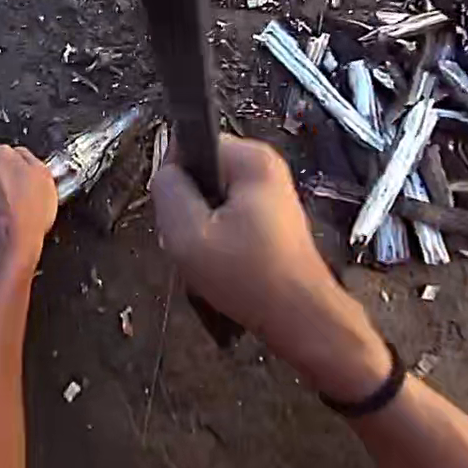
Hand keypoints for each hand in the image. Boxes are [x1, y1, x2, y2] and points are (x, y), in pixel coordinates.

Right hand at [152, 135, 389, 403]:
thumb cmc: (246, 277)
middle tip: (193, 241)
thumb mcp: (187, 233)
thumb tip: (166, 171)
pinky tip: (221, 261)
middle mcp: (264, 165)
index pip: (188, 145)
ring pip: (210, 194)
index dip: (175, 179)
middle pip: (200, 170)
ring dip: (199, 224)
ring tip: (207, 255)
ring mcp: (270, 189)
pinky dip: (217, 234)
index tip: (180, 216)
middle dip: (187, 204)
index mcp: (250, 159)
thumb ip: (166, 189)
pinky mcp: (271, 213)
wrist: (301, 321)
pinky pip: (226, 210)